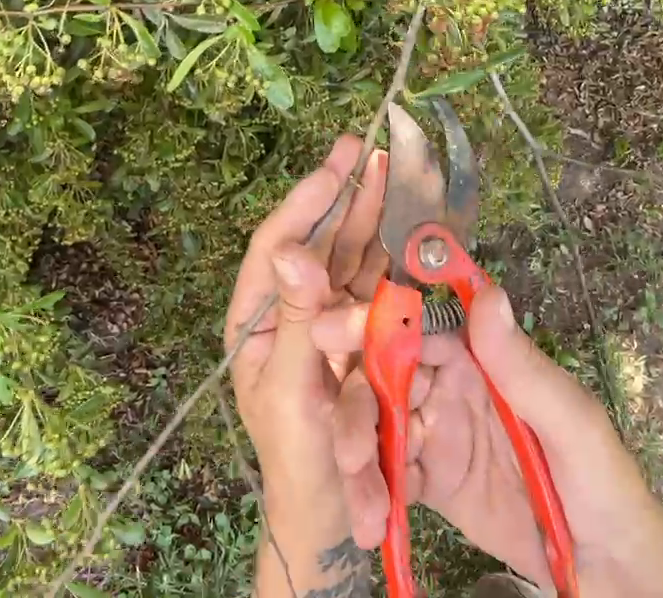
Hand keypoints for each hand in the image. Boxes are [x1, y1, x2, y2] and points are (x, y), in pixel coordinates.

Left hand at [225, 135, 387, 594]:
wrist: (331, 515)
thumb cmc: (298, 457)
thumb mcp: (291, 389)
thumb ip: (295, 317)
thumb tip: (290, 248)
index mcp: (257, 319)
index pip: (277, 245)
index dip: (306, 201)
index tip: (336, 162)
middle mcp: (291, 310)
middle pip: (318, 241)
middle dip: (344, 196)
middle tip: (366, 148)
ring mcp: (327, 321)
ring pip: (349, 256)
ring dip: (369, 214)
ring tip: (390, 170)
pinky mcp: (360, 336)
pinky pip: (375, 284)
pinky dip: (390, 252)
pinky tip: (405, 221)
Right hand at [327, 286, 662, 597]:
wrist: (610, 569)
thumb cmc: (600, 480)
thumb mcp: (569, 420)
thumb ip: (522, 363)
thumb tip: (488, 291)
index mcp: (480, 360)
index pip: (417, 331)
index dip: (372, 326)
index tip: (330, 331)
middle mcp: (450, 389)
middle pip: (383, 380)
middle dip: (356, 408)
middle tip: (347, 450)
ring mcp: (437, 436)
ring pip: (377, 429)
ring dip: (359, 462)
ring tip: (364, 508)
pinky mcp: (432, 483)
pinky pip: (388, 478)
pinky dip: (372, 497)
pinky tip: (370, 525)